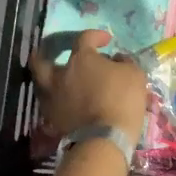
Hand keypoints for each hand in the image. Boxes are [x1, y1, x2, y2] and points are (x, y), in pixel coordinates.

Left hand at [29, 30, 146, 149]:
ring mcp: (53, 98)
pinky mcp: (53, 119)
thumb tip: (116, 59)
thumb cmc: (121, 99)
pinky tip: (68, 101)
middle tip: (56, 55)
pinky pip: (51, 104)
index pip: (84, 38)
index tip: (107, 41)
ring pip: (42, 84)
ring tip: (63, 80)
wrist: (104, 139)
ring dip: (51, 79)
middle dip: (45, 54)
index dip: (96, 36)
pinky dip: (58, 100)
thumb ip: (124, 62)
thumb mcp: (134, 74)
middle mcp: (60, 75)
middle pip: (41, 60)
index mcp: (80, 59)